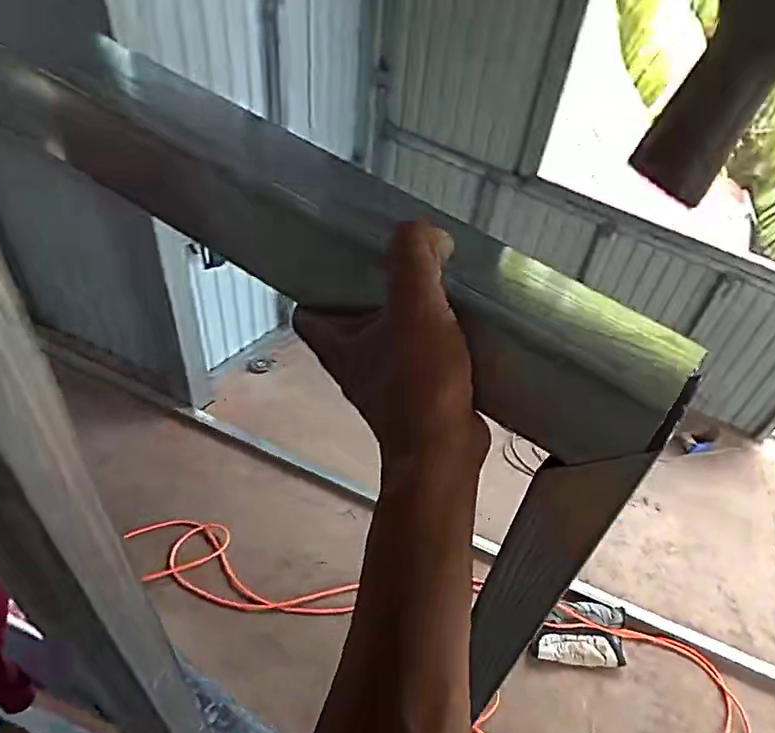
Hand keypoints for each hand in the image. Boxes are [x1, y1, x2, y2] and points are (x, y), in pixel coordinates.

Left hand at [293, 221, 488, 475]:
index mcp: (339, 345)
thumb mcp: (415, 309)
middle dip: (377, 295)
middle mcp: (358, 367)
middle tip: (405, 268)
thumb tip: (428, 236)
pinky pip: (426, 362)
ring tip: (441, 292)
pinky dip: (441, 346)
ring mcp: (390, 386)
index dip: (318, 283)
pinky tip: (466, 330)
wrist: (447, 454)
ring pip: (394, 342)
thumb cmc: (420, 391)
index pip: (308, 310)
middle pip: (356, 321)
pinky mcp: (423, 399)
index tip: (345, 262)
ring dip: (414, 321)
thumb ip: (413, 259)